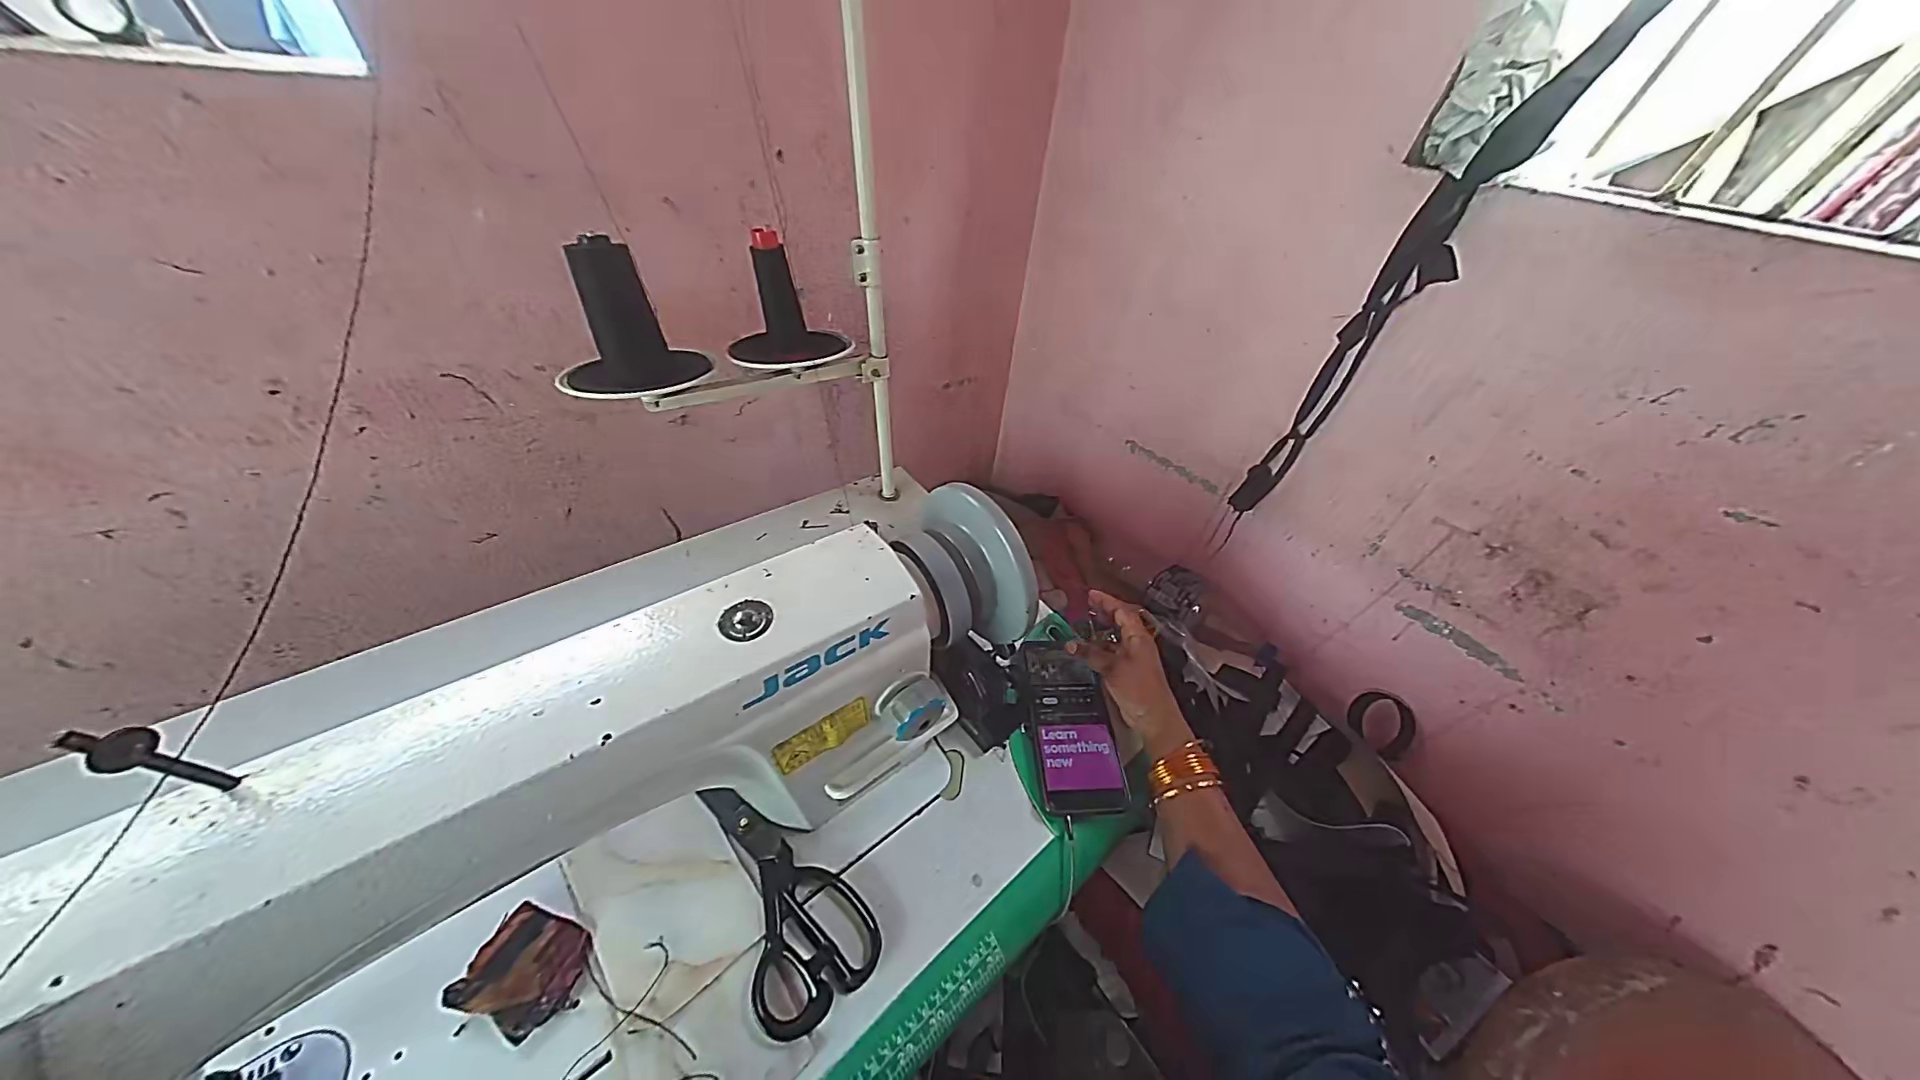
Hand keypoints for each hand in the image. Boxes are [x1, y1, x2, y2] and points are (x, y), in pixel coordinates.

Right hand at [1068, 591, 1190, 750]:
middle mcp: (1137, 643)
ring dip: (1100, 630)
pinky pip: (1112, 652)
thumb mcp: (1112, 667)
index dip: (1106, 601)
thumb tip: (1072, 644)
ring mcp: (1134, 657)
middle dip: (1103, 612)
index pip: (1122, 611)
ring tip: (1083, 625)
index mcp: (1139, 636)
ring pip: (1115, 637)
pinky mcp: (1128, 670)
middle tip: (1086, 606)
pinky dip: (1100, 648)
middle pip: (1120, 621)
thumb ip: (1091, 653)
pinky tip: (1088, 650)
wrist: (1154, 717)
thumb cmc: (1141, 690)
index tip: (1091, 594)